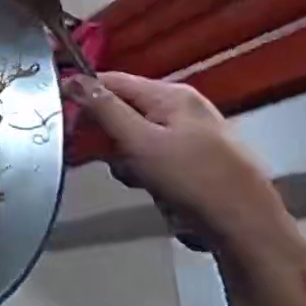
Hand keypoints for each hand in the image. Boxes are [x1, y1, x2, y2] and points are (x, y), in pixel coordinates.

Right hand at [62, 72, 298, 254]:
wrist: (246, 228)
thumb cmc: (191, 179)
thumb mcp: (139, 141)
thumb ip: (104, 108)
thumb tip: (72, 78)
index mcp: (171, 95)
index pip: (111, 80)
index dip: (82, 94)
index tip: (59, 117)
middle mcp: (182, 107)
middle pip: (122, 108)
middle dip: (104, 132)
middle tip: (91, 154)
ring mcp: (189, 133)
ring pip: (133, 134)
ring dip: (121, 155)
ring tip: (132, 177)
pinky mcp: (192, 158)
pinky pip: (150, 153)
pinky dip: (141, 167)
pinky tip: (146, 185)